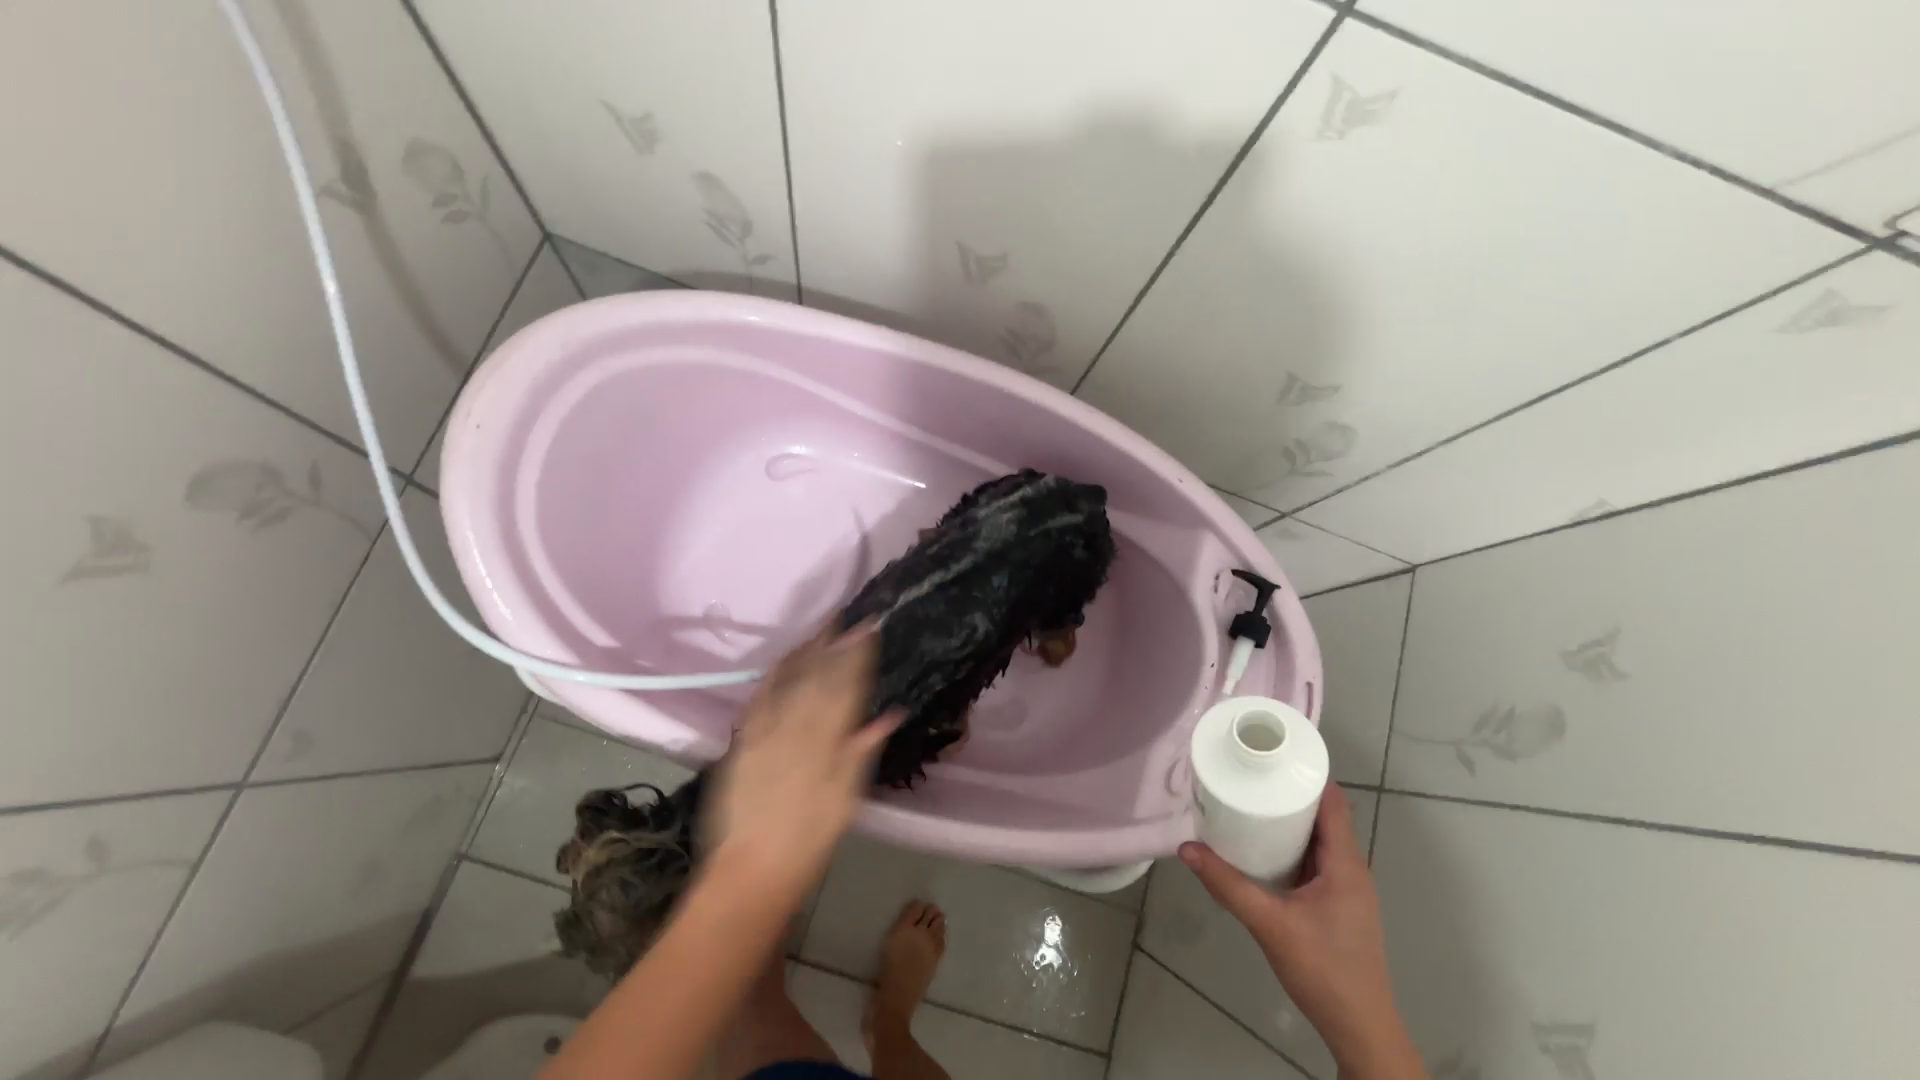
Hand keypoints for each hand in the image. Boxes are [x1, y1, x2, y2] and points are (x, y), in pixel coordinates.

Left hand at [705, 623, 897, 895]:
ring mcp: (766, 731)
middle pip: (818, 678)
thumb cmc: (811, 837)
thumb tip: (888, 714)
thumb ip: (862, 750)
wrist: (755, 864)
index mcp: (827, 743)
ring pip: (789, 681)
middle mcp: (797, 730)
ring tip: (820, 627)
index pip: (846, 688)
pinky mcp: (744, 739)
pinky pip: (760, 697)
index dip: (858, 655)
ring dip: (806, 651)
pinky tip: (785, 658)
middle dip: (834, 644)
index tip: (869, 628)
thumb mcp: (847, 797)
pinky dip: (775, 674)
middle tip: (847, 616)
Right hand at [1178, 786, 1424, 1079]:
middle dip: (1289, 796)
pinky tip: (1263, 853)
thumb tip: (1186, 848)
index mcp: (1345, 864)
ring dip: (1290, 824)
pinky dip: (1292, 850)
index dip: (1307, 775)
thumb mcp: (1268, 924)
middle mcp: (1351, 870)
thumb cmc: (1322, 968)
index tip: (1273, 757)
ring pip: (1320, 842)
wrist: (1359, 1026)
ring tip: (1251, 808)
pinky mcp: (1339, 907)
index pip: (1333, 803)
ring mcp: (1347, 890)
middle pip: (1324, 818)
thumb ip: (1227, 885)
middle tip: (1250, 779)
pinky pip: (1316, 863)